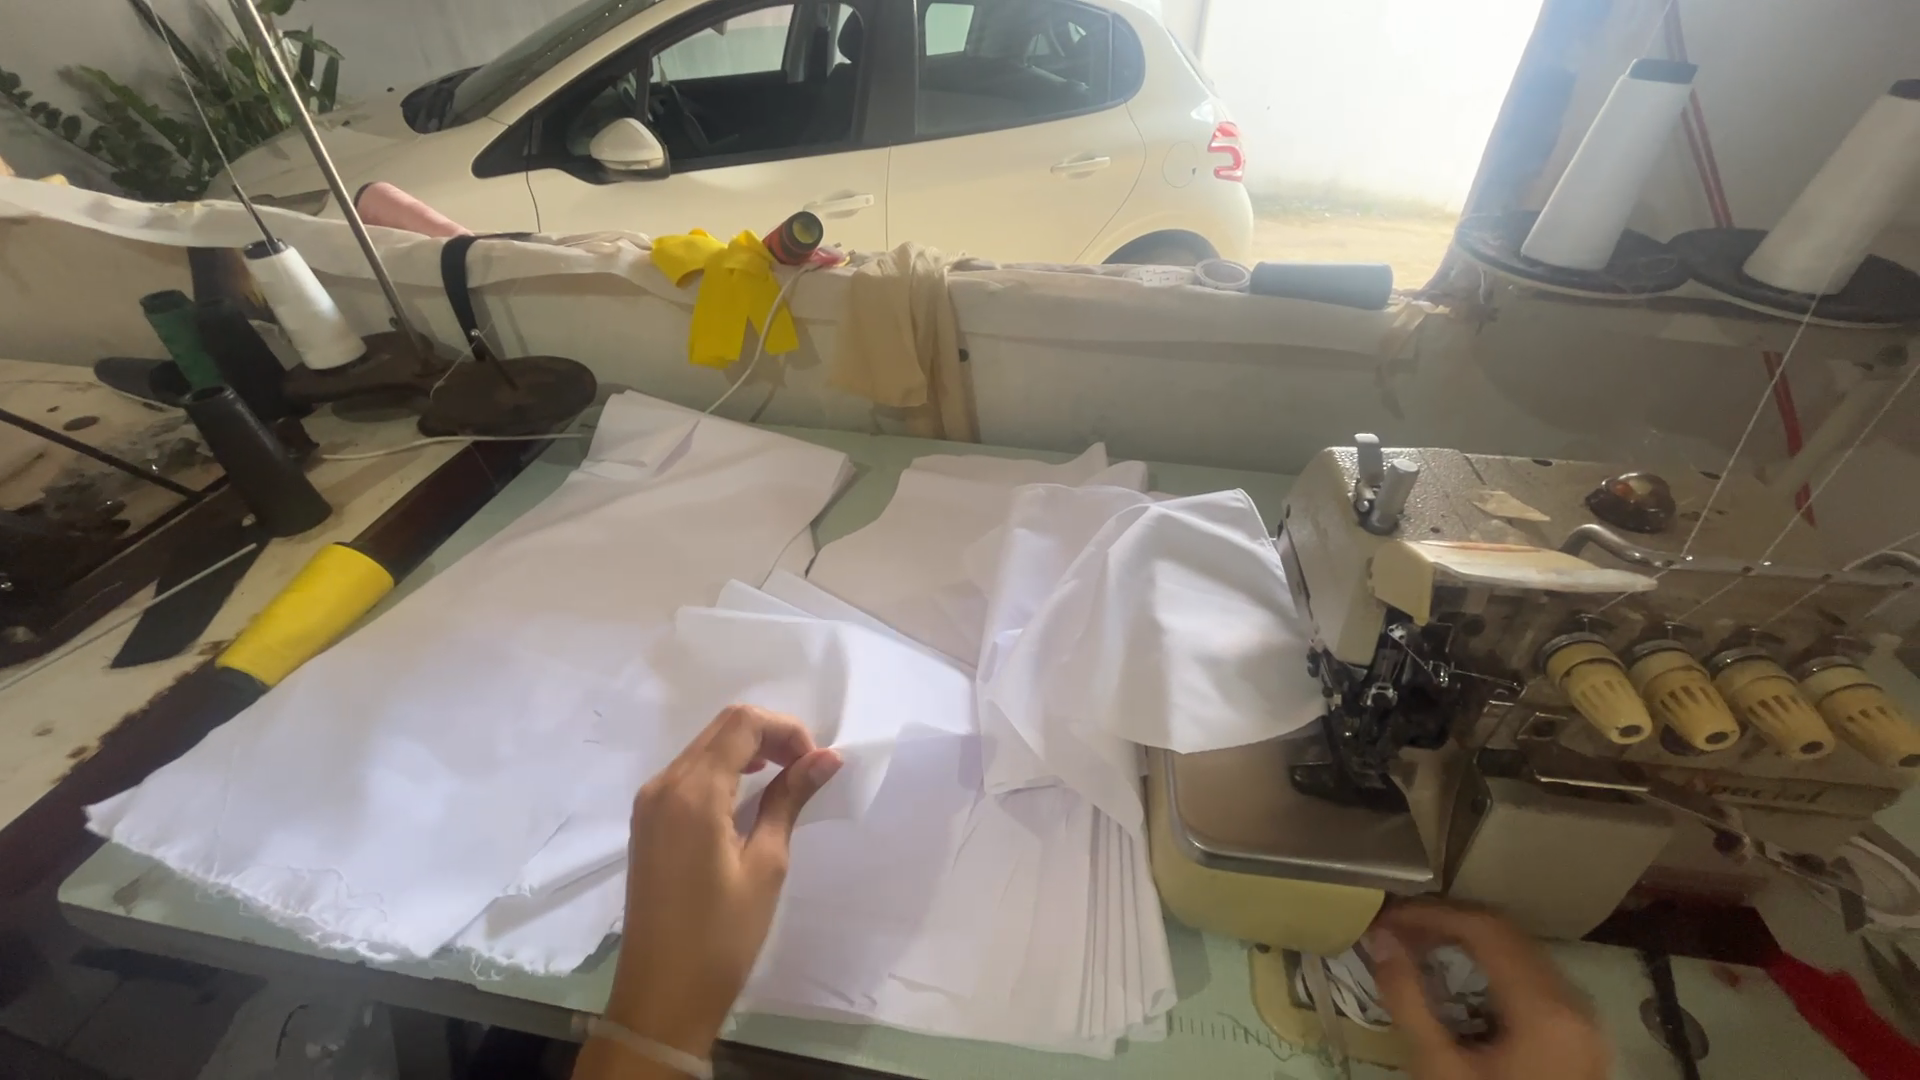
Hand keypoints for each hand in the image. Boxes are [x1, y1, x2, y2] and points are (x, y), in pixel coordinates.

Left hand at [575, 706, 841, 1078]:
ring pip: (706, 745)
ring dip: (749, 750)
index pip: (743, 724)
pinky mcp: (648, 820)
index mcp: (693, 792)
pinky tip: (749, 794)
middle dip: (770, 735)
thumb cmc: (722, 936)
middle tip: (805, 768)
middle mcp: (664, 784)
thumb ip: (790, 798)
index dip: (786, 730)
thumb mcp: (766, 863)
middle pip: (724, 727)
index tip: (814, 763)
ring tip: (785, 779)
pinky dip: (726, 768)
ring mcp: (650, 802)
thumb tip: (827, 757)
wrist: (661, 999)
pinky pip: (690, 771)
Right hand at [1368, 901, 1611, 1079]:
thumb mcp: (1438, 1069)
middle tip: (1394, 929)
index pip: (1481, 927)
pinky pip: (1530, 973)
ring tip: (1417, 945)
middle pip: (1502, 931)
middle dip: (1443, 921)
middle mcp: (1573, 1003)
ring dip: (1465, 937)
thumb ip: (1407, 997)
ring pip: (1518, 948)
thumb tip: (1379, 937)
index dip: (1427, 914)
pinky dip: (1487, 960)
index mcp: (1544, 1009)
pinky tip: (1455, 974)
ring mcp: (1583, 1020)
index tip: (1383, 920)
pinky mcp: (1580, 1035)